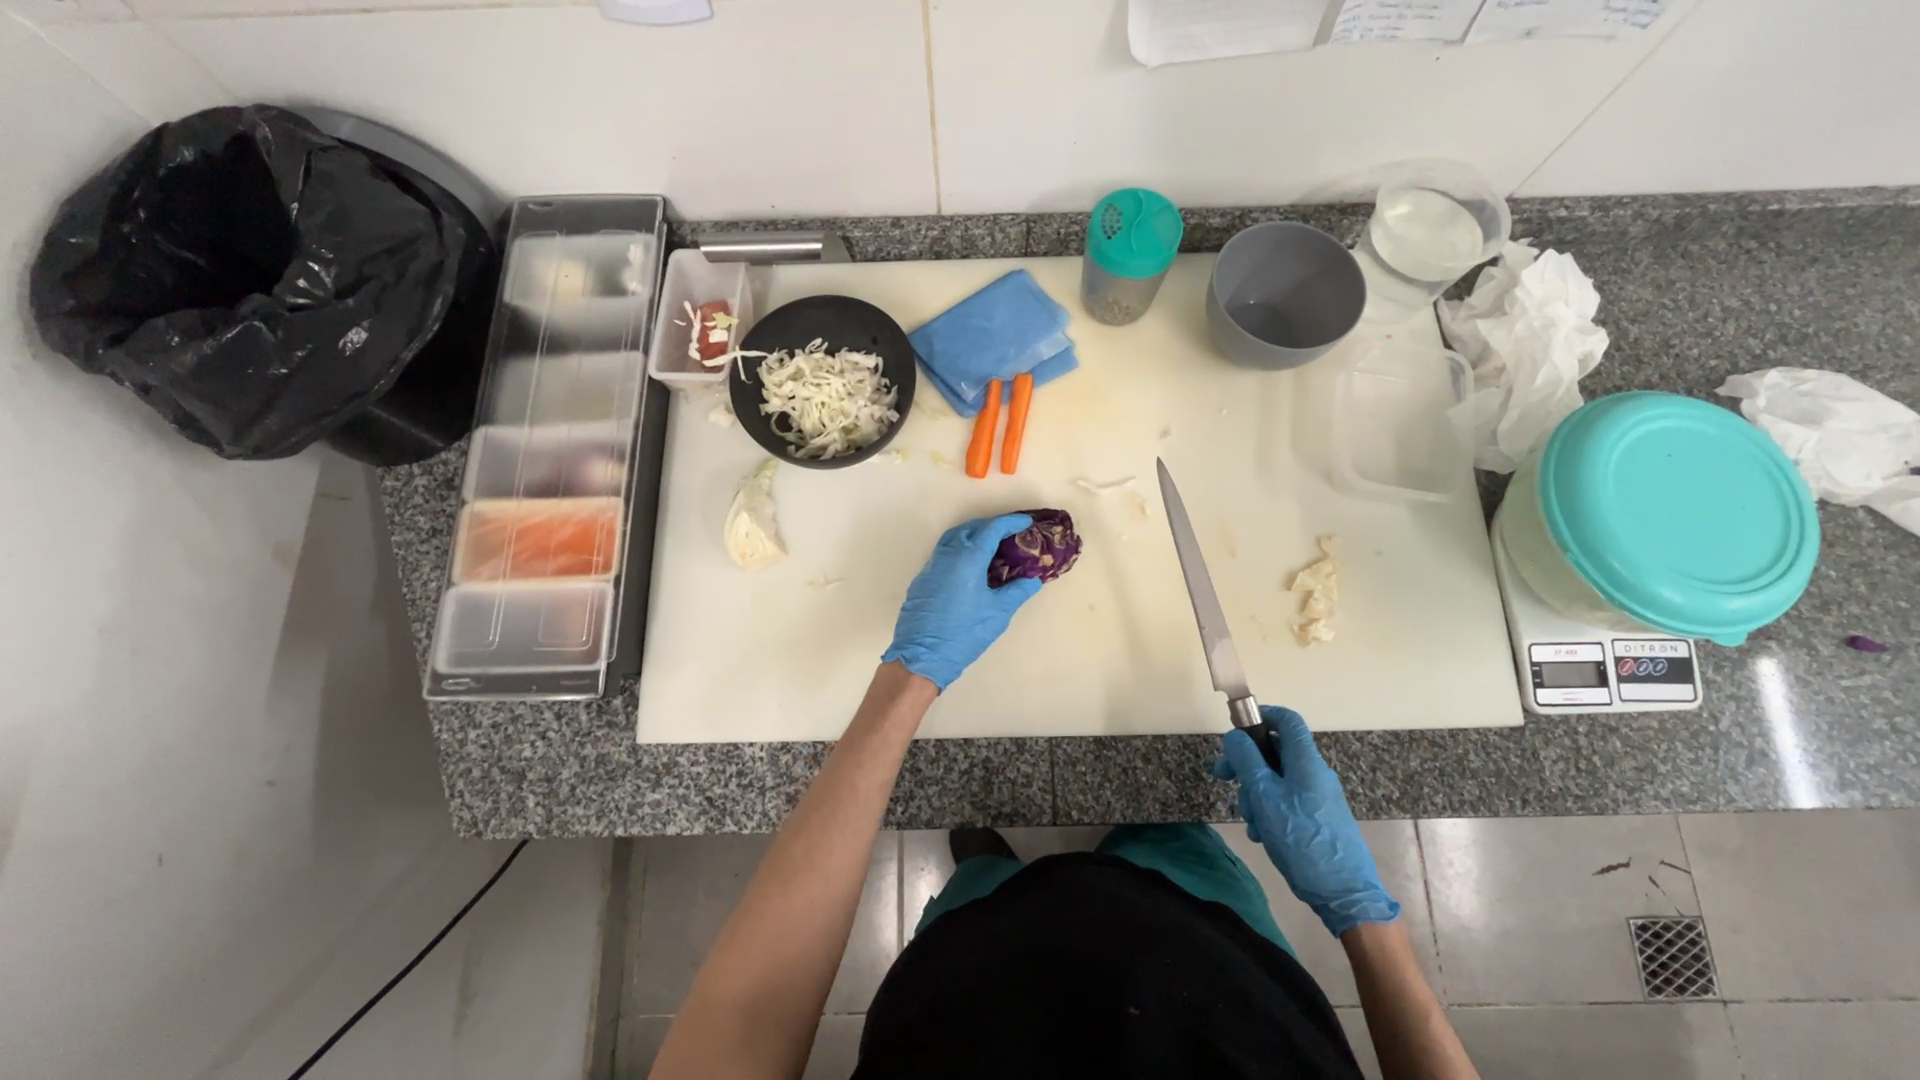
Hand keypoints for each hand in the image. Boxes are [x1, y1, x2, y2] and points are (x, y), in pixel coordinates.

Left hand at [880, 513, 1042, 690]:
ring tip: (990, 547)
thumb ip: (1017, 591)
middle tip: (1009, 534)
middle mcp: (947, 556)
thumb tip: (1033, 579)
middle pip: (970, 529)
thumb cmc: (964, 633)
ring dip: (972, 536)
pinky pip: (943, 555)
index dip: (1010, 523)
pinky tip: (969, 568)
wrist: (922, 657)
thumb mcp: (998, 613)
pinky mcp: (922, 581)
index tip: (1025, 522)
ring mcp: (931, 567)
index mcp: (967, 559)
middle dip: (990, 526)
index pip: (991, 529)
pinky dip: (959, 551)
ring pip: (952, 540)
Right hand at [1211, 705, 1400, 936]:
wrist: (1343, 892)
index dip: (1261, 715)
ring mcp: (1318, 798)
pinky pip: (1286, 803)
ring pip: (1277, 781)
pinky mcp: (1318, 820)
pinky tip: (1261, 834)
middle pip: (1276, 752)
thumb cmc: (1300, 838)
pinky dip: (1268, 812)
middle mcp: (1314, 774)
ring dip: (1255, 794)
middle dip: (1246, 764)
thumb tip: (1234, 736)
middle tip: (1223, 778)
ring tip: (1249, 820)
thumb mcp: (1265, 796)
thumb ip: (1247, 761)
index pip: (1287, 720)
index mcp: (1306, 761)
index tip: (1236, 728)